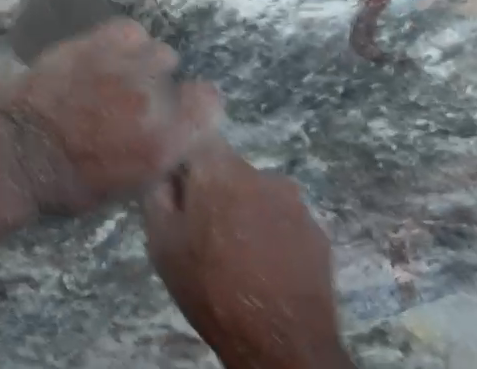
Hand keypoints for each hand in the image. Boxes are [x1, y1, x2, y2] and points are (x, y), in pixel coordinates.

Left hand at [0, 19, 219, 215]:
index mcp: (166, 142)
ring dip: (141, 59)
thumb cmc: (74, 182)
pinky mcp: (91, 46)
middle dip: (159, 83)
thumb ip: (165, 149)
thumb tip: (176, 126)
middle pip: (175, 71)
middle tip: (133, 96)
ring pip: (154, 48)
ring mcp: (120, 68)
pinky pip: (126, 29)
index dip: (196, 104)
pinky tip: (107, 54)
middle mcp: (151, 99)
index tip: (181, 107)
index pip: (210, 102)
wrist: (22, 153)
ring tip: (119, 72)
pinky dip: (121, 40)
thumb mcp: (135, 183)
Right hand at [142, 139, 350, 368]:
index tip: (176, 173)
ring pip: (257, 194)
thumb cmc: (210, 287)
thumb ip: (157, 193)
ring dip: (244, 210)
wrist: (281, 344)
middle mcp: (262, 175)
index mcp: (220, 170)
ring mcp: (296, 204)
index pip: (199, 132)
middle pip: (228, 167)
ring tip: (234, 250)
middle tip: (200, 224)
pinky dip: (270, 233)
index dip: (185, 149)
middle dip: (213, 187)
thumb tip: (163, 171)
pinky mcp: (318, 234)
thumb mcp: (161, 241)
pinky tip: (262, 263)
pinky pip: (282, 220)